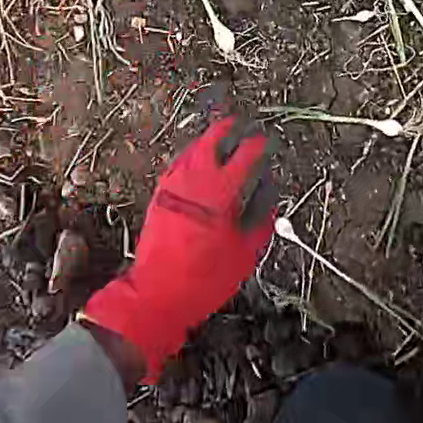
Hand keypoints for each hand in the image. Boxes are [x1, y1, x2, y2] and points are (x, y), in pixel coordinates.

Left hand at [81, 116, 275, 383]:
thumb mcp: (245, 253)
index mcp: (222, 191)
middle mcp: (197, 178)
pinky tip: (202, 164)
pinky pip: (182, 161)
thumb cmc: (204, 278)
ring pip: (197, 145)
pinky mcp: (160, 191)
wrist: (155, 294)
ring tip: (226, 142)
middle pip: (216, 136)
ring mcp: (175, 182)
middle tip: (245, 128)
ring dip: (213, 139)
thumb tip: (267, 201)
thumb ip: (261, 221)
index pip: (247, 153)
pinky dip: (196, 155)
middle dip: (234, 128)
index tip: (268, 143)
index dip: (261, 144)